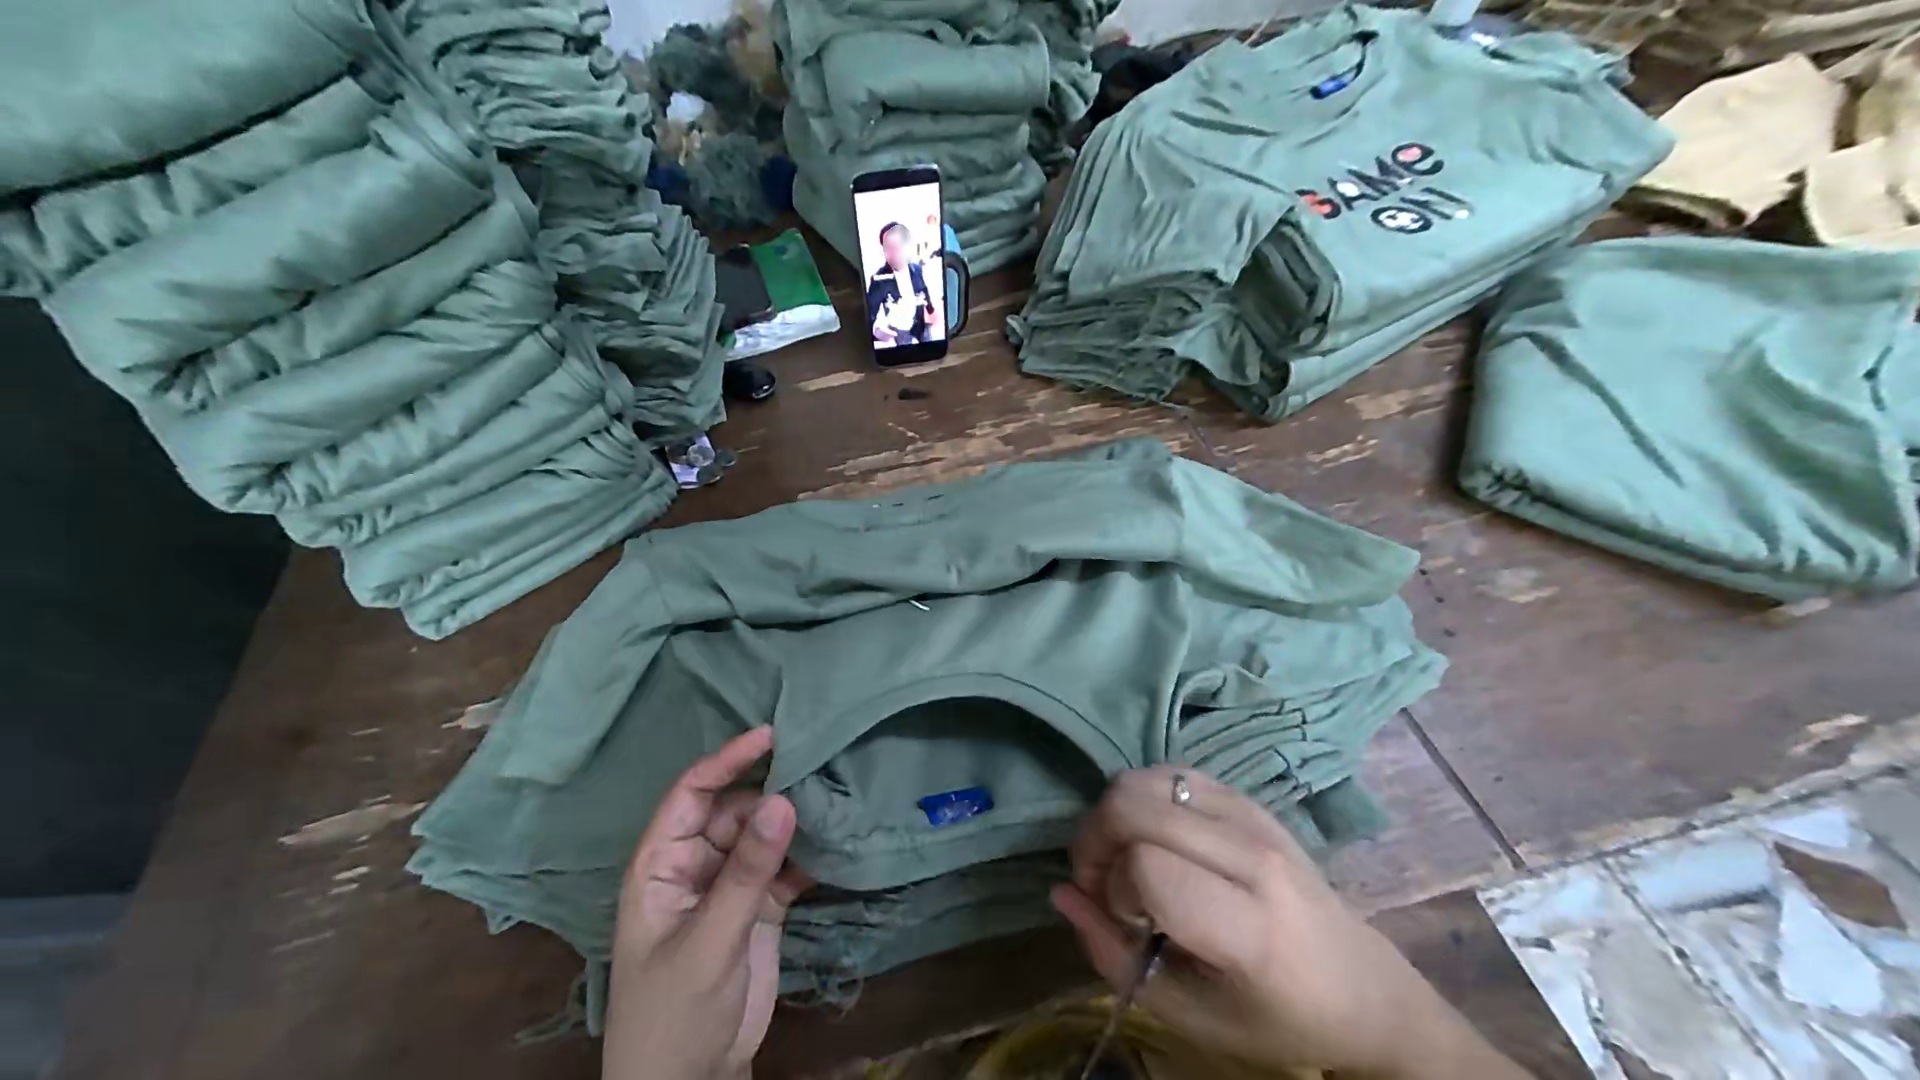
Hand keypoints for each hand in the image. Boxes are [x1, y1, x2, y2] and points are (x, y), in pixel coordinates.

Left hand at [602, 728, 809, 1079]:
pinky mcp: (760, 906)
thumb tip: (783, 801)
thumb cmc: (673, 1012)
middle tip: (819, 778)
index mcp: (662, 863)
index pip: (692, 794)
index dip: (727, 760)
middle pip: (737, 810)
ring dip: (795, 823)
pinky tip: (836, 842)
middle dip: (772, 796)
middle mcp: (696, 864)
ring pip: (765, 835)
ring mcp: (730, 885)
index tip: (771, 735)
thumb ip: (746, 873)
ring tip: (835, 800)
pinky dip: (809, 855)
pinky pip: (786, 866)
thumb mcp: (708, 941)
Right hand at [1053, 768, 1526, 1078]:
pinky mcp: (1249, 797)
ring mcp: (1253, 816)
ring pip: (1145, 778)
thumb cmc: (1276, 1017)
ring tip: (1126, 855)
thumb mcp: (1189, 1013)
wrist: (1361, 985)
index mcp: (1249, 926)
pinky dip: (1144, 797)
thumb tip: (1061, 893)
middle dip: (1097, 837)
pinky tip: (1154, 835)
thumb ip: (1113, 955)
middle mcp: (1253, 856)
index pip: (1147, 865)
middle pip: (1134, 803)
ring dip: (1115, 813)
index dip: (1113, 887)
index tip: (1123, 918)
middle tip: (1102, 877)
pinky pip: (1170, 771)